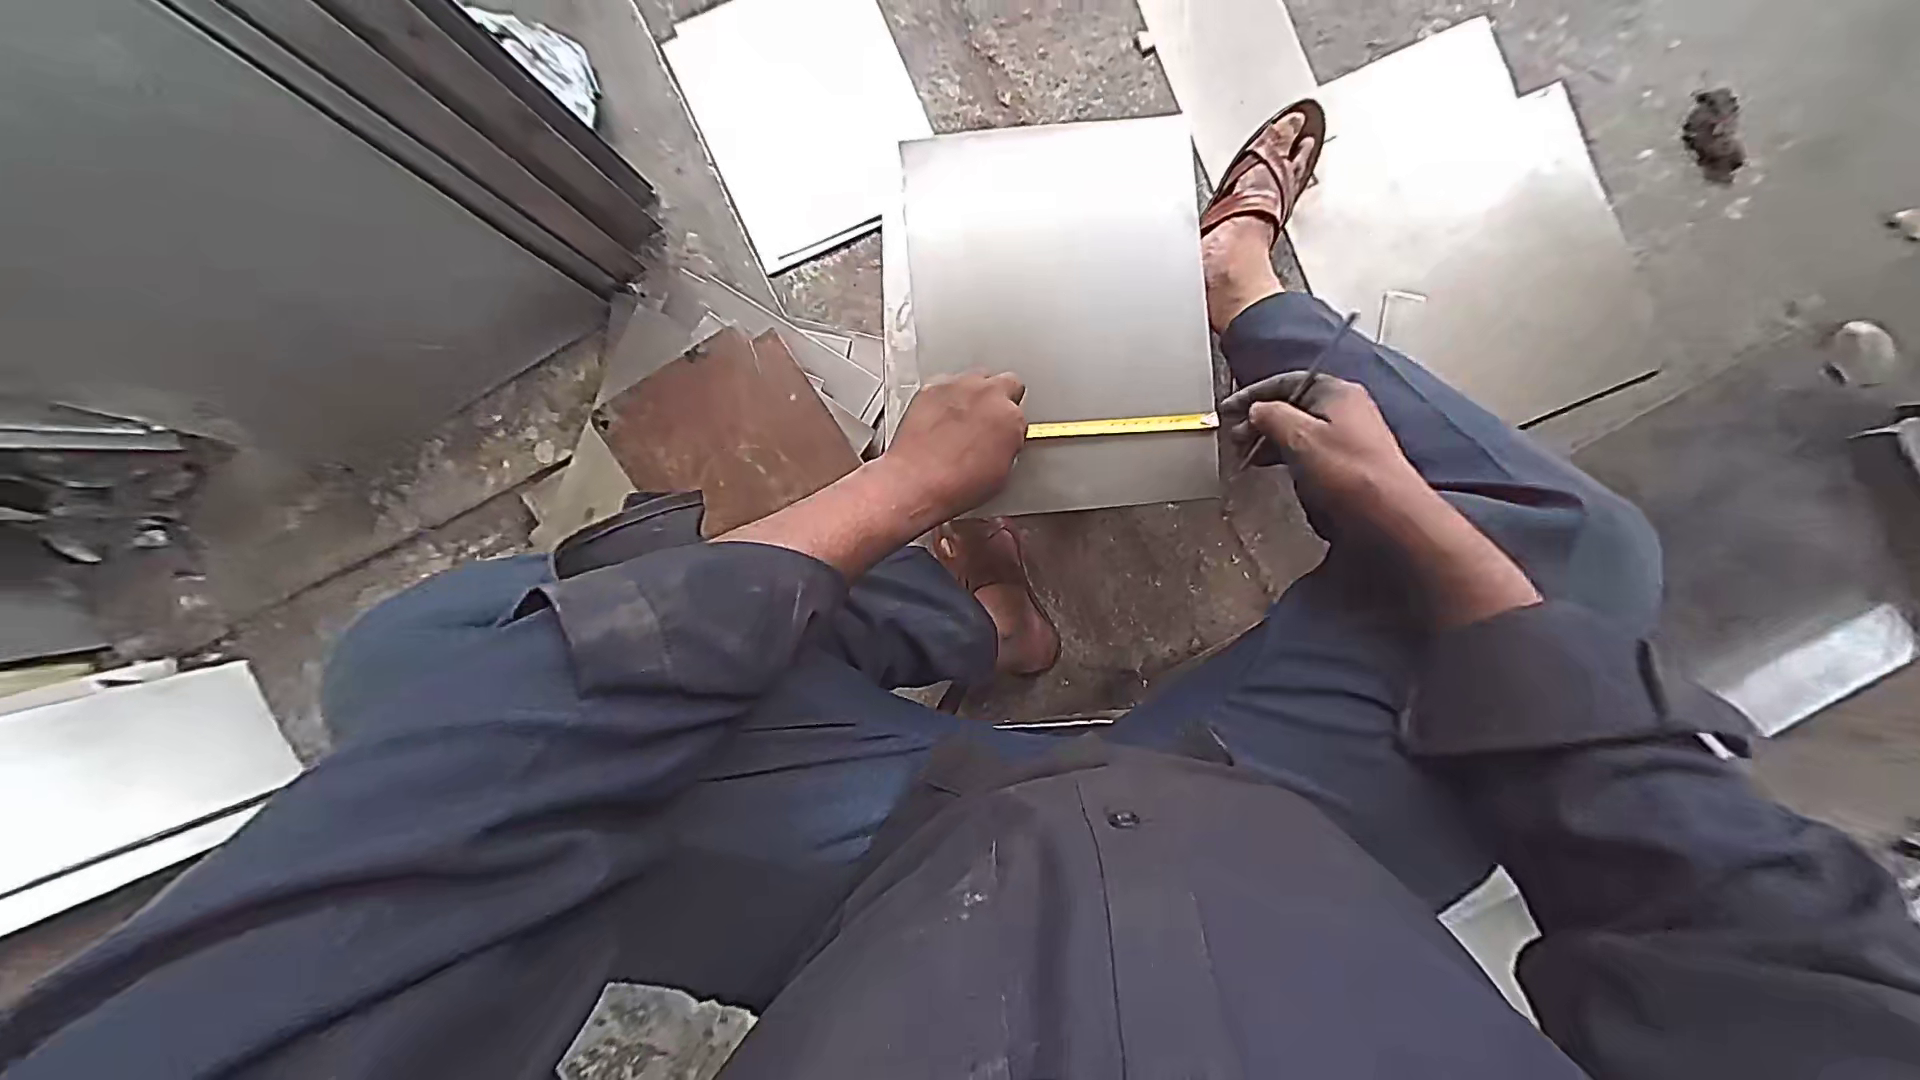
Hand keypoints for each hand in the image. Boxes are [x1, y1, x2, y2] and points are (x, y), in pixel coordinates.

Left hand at [879, 373, 1027, 517]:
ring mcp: (959, 387)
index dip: (1011, 426)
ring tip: (961, 420)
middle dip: (1000, 399)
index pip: (1020, 413)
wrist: (917, 482)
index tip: (1002, 435)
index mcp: (1011, 417)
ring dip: (972, 395)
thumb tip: (1002, 443)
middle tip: (987, 421)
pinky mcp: (931, 388)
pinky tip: (939, 418)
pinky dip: (945, 398)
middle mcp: (988, 394)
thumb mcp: (1000, 474)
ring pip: (975, 378)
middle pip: (1005, 382)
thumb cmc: (956, 484)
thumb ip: (1007, 446)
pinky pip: (944, 384)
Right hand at [1219, 372, 1425, 520]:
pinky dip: (1280, 452)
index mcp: (1335, 393)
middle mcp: (1343, 408)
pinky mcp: (1343, 460)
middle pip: (1290, 404)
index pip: (1285, 382)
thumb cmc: (1345, 473)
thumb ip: (1271, 416)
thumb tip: (1255, 410)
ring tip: (1245, 453)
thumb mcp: (1299, 437)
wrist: (1386, 514)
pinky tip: (1267, 465)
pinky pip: (1303, 447)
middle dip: (1258, 419)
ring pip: (1295, 428)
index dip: (1252, 394)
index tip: (1228, 410)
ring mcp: (1345, 434)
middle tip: (1234, 436)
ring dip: (1266, 437)